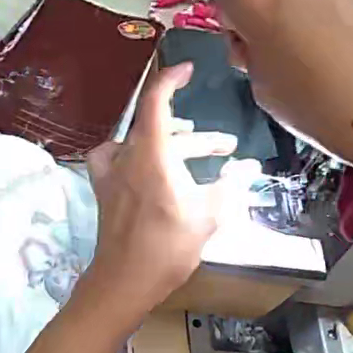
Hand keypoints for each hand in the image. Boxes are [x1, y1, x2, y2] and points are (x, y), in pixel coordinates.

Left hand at [77, 62, 246, 320]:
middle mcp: (128, 157)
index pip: (156, 101)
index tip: (188, 70)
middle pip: (160, 129)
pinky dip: (132, 153)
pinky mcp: (105, 190)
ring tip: (195, 155)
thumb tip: (248, 169)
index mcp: (152, 156)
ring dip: (171, 144)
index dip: (171, 79)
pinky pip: (116, 157)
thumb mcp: (208, 218)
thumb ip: (230, 188)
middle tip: (225, 148)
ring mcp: (112, 173)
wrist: (124, 282)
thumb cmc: (167, 250)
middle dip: (196, 136)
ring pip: (142, 143)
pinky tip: (144, 165)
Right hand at [215, 0, 352, 176]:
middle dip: (273, 10)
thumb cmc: (333, 110)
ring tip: (335, 46)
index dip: (238, 35)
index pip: (225, 2)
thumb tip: (265, 35)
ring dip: (309, 1)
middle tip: (296, 54)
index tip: (257, 61)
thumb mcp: (267, 93)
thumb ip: (253, 53)